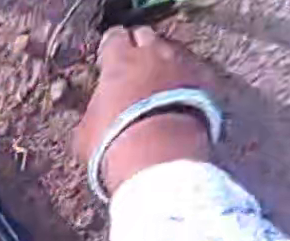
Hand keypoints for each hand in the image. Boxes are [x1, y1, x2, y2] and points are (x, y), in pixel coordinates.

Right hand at [73, 26, 214, 196]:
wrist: (154, 154)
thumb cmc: (111, 143)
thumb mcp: (84, 134)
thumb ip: (91, 112)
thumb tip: (93, 113)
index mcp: (120, 61)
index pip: (113, 38)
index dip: (109, 48)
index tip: (106, 58)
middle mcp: (154, 52)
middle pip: (146, 36)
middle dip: (138, 49)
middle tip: (130, 68)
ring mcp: (183, 61)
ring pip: (171, 52)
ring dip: (162, 65)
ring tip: (154, 87)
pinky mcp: (205, 77)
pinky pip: (192, 71)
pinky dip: (183, 81)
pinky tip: (175, 100)